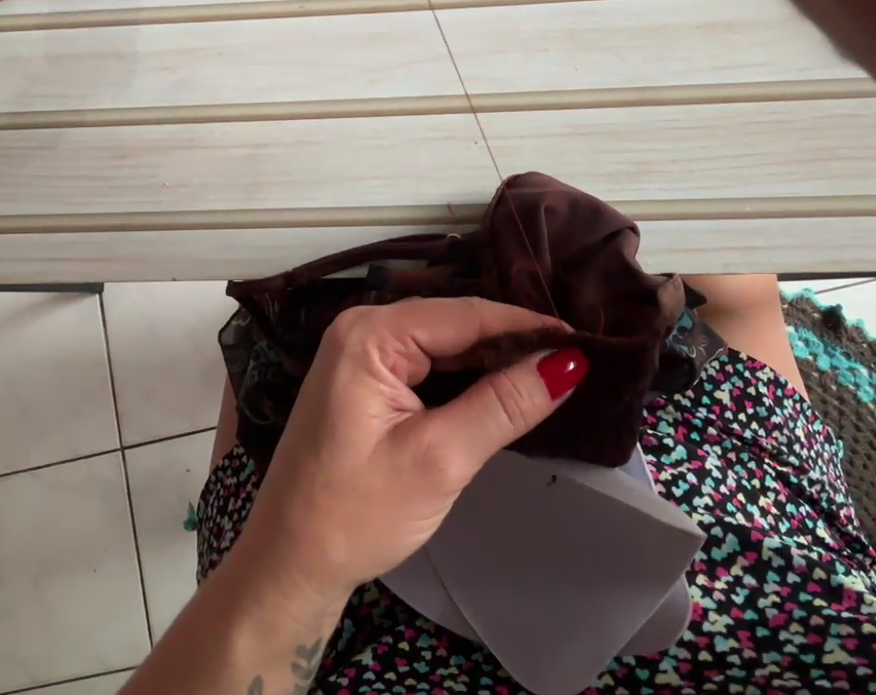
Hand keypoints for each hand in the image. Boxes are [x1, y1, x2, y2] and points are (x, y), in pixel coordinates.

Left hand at [233, 297, 587, 598]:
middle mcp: (363, 328)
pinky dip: (465, 376)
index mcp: (370, 335)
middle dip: (513, 342)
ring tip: (554, 373)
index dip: (527, 325)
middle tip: (576, 362)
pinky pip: (427, 362)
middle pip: (455, 323)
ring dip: (493, 360)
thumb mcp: (440, 459)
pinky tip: (503, 388)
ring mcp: (360, 352)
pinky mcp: (365, 378)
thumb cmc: (357, 514)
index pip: (466, 315)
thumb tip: (568, 363)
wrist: (290, 561)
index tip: (585, 340)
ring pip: (444, 343)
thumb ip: (503, 405)